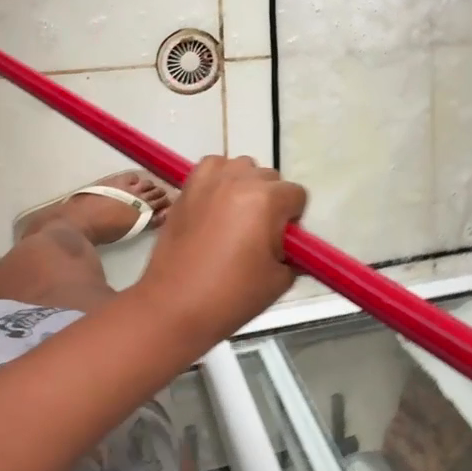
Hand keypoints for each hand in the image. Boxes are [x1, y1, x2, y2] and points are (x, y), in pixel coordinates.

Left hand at [135, 156, 306, 342]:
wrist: (174, 305)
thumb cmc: (231, 295)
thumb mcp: (279, 280)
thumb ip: (293, 253)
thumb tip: (289, 243)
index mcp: (267, 200)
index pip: (297, 195)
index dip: (293, 219)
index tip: (282, 241)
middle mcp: (240, 180)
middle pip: (271, 178)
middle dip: (272, 202)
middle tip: (259, 234)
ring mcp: (211, 180)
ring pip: (243, 167)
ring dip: (247, 186)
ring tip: (236, 217)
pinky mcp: (188, 186)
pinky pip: (213, 165)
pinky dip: (220, 177)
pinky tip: (217, 202)